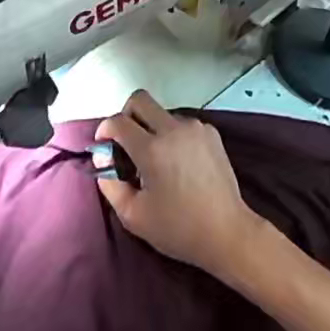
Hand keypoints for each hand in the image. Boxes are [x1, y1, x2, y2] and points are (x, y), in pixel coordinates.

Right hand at [94, 90, 266, 279]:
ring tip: (156, 160)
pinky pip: (182, 124)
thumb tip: (103, 160)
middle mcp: (173, 129)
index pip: (119, 121)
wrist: (226, 231)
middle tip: (125, 141)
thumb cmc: (177, 228)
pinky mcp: (211, 132)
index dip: (105, 129)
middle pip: (140, 100)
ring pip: (162, 113)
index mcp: (152, 149)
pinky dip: (173, 135)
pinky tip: (178, 161)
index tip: (103, 144)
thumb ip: (111, 185)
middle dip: (126, 115)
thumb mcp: (134, 215)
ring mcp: (195, 127)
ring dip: (152, 127)